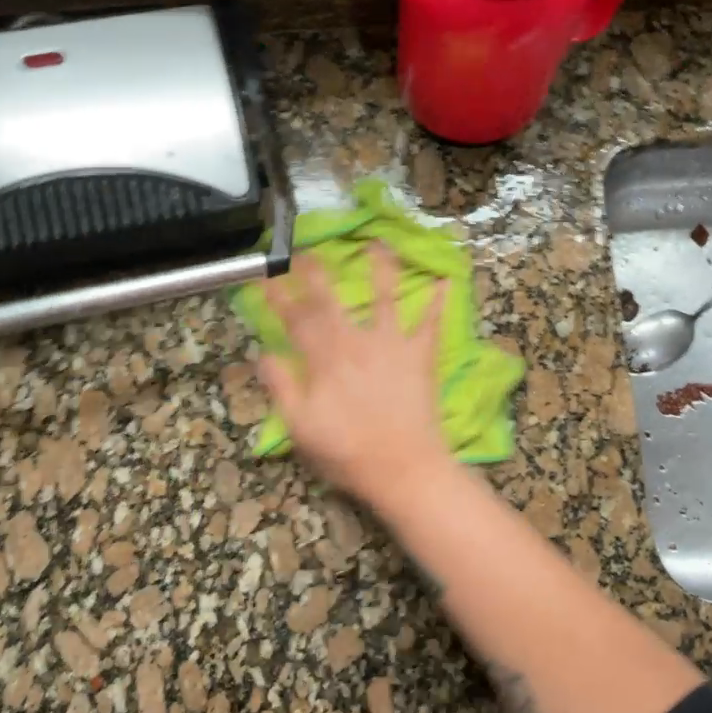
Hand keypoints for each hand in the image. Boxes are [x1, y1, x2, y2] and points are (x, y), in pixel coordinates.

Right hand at [258, 248, 454, 504]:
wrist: (404, 469)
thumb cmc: (348, 453)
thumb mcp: (301, 428)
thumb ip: (283, 388)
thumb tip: (265, 354)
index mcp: (324, 361)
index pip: (296, 321)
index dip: (279, 298)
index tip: (266, 277)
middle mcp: (356, 343)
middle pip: (332, 301)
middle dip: (316, 274)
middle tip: (306, 252)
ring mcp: (391, 346)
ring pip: (385, 299)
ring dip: (381, 270)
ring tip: (379, 244)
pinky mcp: (420, 357)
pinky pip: (430, 325)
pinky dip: (438, 302)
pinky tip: (446, 280)